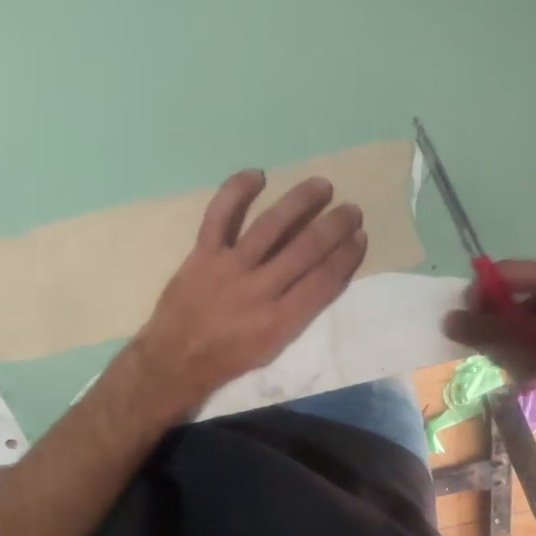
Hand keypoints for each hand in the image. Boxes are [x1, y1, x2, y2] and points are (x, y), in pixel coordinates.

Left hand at [129, 170, 368, 409]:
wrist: (175, 361)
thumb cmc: (227, 359)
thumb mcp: (272, 348)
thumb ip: (297, 312)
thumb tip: (322, 275)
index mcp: (280, 321)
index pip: (324, 280)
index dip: (346, 256)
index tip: (360, 237)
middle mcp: (260, 290)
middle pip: (306, 249)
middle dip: (334, 226)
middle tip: (351, 210)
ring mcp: (230, 268)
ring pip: (271, 226)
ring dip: (300, 202)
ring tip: (321, 186)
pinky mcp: (203, 255)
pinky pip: (220, 215)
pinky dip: (236, 191)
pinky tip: (257, 175)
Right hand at [442, 260, 535, 406]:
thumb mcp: (533, 343)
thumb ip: (488, 332)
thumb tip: (446, 320)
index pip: (502, 273)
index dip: (479, 296)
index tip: (469, 325)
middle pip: (511, 298)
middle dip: (497, 327)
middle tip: (495, 353)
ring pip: (525, 320)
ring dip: (513, 344)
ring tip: (520, 367)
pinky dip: (532, 351)